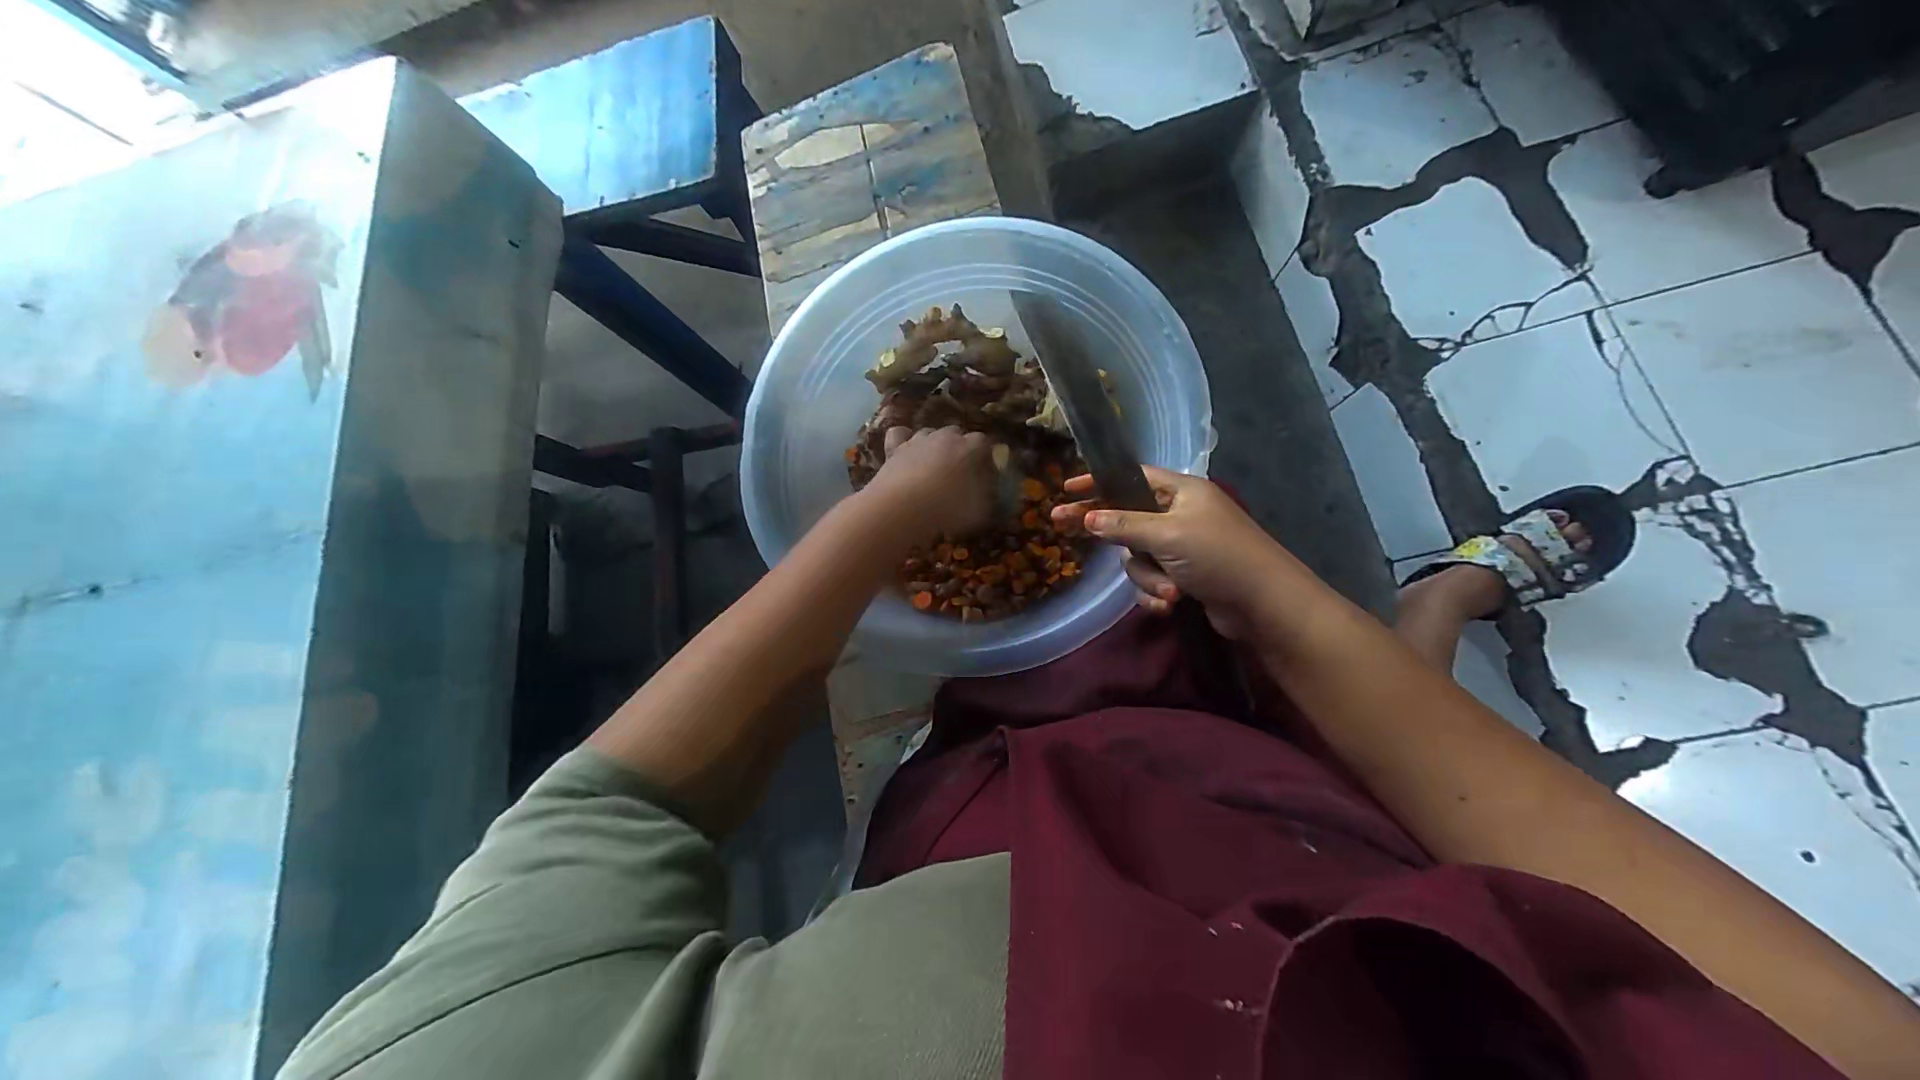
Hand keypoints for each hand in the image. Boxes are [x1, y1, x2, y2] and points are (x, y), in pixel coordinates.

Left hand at [858, 426, 994, 542]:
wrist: (904, 508)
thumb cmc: (950, 509)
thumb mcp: (982, 512)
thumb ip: (992, 500)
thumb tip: (994, 496)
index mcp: (974, 447)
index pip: (986, 444)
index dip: (986, 459)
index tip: (985, 476)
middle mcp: (948, 436)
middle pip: (958, 435)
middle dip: (959, 450)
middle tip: (958, 474)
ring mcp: (919, 439)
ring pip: (930, 433)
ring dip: (933, 446)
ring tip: (932, 468)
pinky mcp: (895, 448)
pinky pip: (900, 435)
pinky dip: (903, 440)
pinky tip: (905, 453)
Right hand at [1051, 466, 1291, 638]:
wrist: (1265, 606)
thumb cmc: (1218, 556)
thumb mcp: (1167, 535)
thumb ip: (1123, 524)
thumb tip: (1088, 518)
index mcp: (1181, 491)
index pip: (1131, 477)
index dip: (1099, 482)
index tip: (1068, 489)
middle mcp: (1180, 514)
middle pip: (1128, 519)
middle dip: (1115, 538)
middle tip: (1063, 528)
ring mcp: (1183, 547)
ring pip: (1138, 556)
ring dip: (1148, 577)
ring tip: (1171, 590)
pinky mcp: (1185, 576)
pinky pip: (1152, 579)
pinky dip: (1157, 593)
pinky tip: (1172, 604)